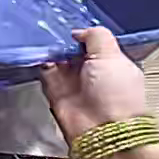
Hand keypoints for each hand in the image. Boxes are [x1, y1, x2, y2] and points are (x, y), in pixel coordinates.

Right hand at [40, 27, 147, 141]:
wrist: (102, 131)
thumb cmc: (116, 95)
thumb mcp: (111, 55)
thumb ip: (96, 37)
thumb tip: (79, 32)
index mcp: (113, 64)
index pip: (95, 44)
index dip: (84, 35)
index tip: (72, 28)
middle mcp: (94, 74)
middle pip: (74, 51)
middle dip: (65, 42)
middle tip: (55, 32)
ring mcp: (75, 85)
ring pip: (59, 61)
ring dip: (52, 52)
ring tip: (47, 43)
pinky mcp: (58, 94)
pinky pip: (47, 74)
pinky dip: (43, 65)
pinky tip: (42, 57)